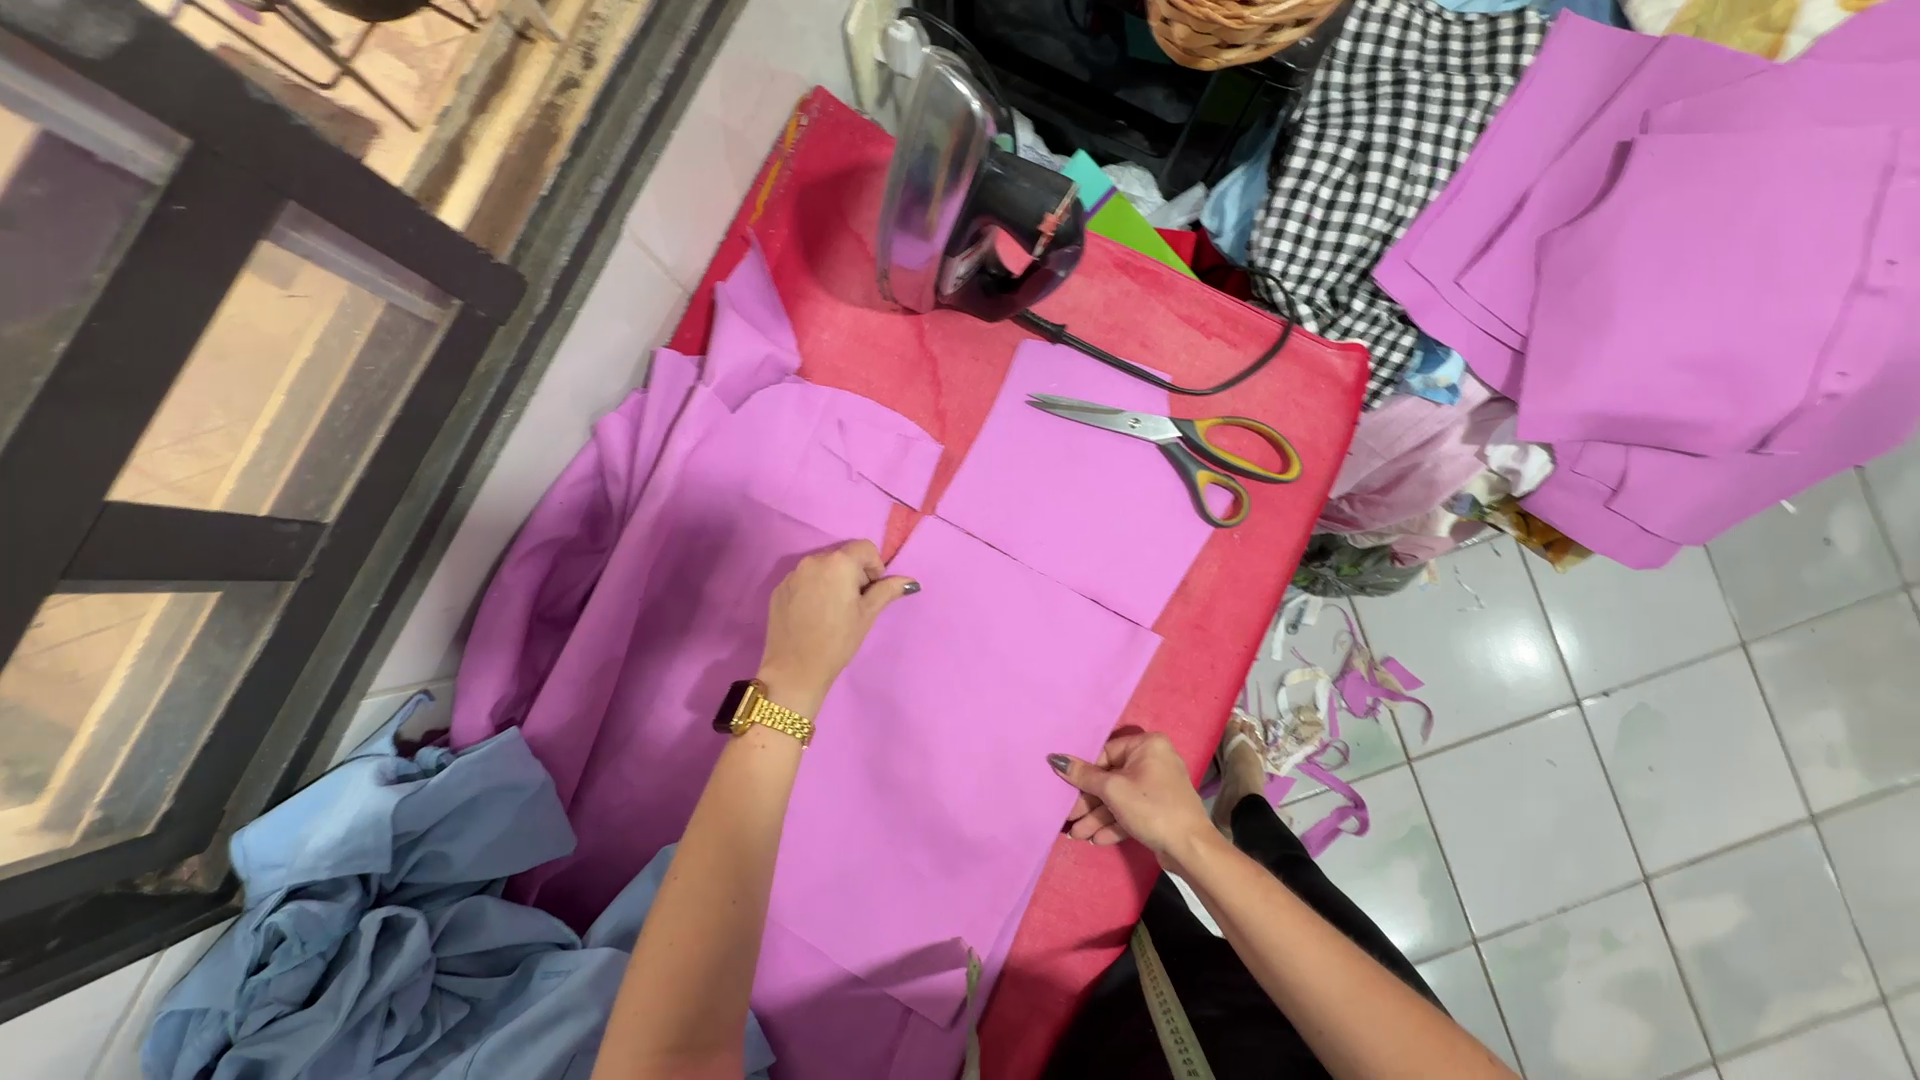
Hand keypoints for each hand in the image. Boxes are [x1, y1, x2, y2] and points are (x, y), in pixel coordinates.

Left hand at [757, 539, 917, 713]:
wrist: (795, 669)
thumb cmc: (838, 640)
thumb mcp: (868, 614)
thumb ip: (887, 590)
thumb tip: (910, 581)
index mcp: (838, 563)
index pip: (865, 547)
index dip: (874, 567)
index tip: (871, 591)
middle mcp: (813, 561)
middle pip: (842, 556)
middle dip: (853, 574)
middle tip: (854, 605)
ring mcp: (792, 574)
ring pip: (821, 568)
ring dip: (832, 581)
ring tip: (832, 611)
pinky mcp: (779, 589)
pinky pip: (803, 580)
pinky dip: (813, 590)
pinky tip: (813, 615)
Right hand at [1050, 732, 1215, 868]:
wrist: (1190, 848)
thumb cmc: (1151, 808)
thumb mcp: (1113, 790)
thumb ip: (1083, 775)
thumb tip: (1055, 759)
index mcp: (1146, 745)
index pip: (1105, 753)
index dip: (1085, 774)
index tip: (1065, 790)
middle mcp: (1153, 760)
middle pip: (1110, 778)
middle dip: (1089, 802)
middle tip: (1069, 818)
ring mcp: (1157, 786)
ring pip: (1119, 798)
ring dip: (1097, 817)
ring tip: (1078, 836)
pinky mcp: (1158, 809)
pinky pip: (1130, 811)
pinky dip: (1113, 824)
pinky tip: (1097, 840)